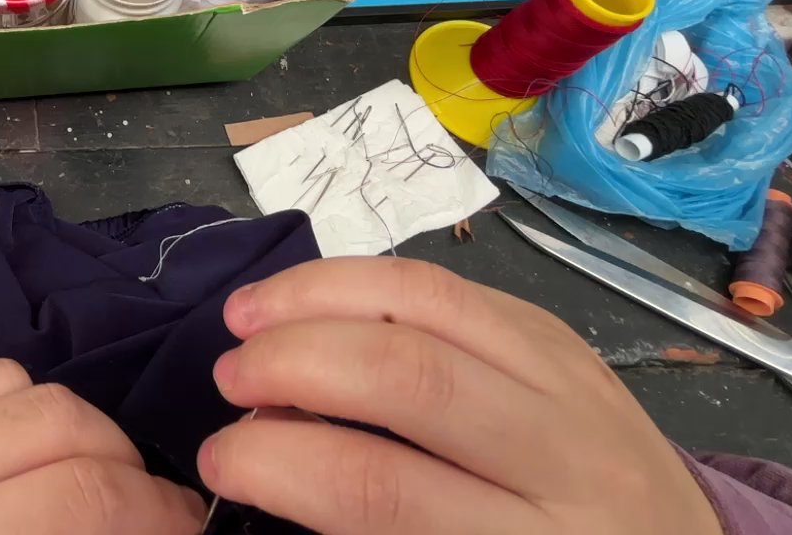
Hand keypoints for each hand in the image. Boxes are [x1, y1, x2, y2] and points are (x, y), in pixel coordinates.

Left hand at [0, 359, 204, 534]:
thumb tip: (164, 521)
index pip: (76, 495)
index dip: (151, 506)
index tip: (187, 523)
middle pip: (52, 418)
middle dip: (121, 456)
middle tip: (148, 499)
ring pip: (16, 380)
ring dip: (72, 425)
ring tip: (92, 472)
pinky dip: (19, 408)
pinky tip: (30, 453)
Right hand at [197, 257, 723, 534]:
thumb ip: (365, 518)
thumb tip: (258, 445)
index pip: (385, 488)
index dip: (278, 465)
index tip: (218, 457)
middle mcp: (574, 457)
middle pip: (407, 373)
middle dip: (288, 362)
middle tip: (227, 376)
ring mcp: (570, 375)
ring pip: (420, 297)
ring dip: (309, 294)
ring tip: (243, 314)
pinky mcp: (551, 330)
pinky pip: (436, 281)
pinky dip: (352, 282)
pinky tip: (307, 300)